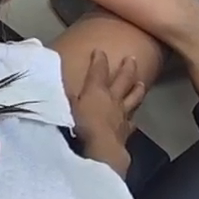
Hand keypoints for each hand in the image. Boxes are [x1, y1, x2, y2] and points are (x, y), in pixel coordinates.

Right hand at [71, 52, 143, 175]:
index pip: (98, 70)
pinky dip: (133, 118)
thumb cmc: (81, 125)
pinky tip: (134, 118)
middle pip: (123, 79)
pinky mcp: (126, 130)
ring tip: (141, 82)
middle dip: (127, 67)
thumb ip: (65, 95)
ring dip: (137, 89)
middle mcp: (112, 99)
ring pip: (133, 97)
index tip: (100, 50)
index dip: (99, 59)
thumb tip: (57, 83)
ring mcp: (122, 114)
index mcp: (97, 91)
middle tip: (131, 58)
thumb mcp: (67, 107)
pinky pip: (131, 121)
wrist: (102, 148)